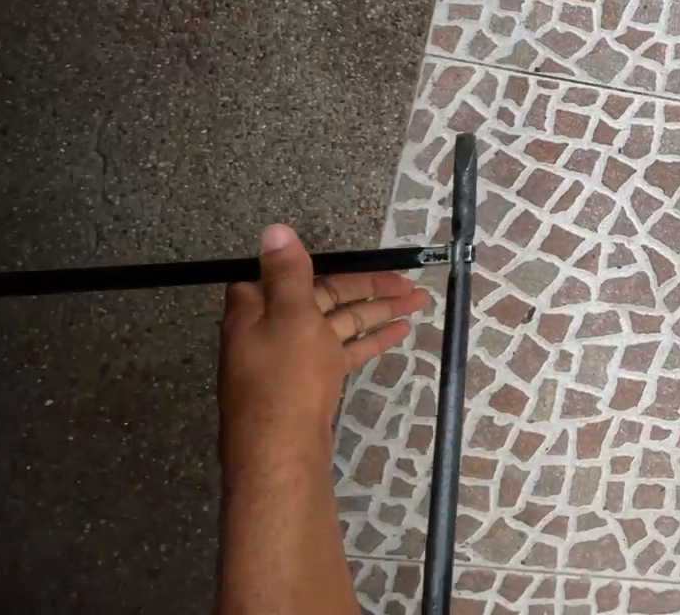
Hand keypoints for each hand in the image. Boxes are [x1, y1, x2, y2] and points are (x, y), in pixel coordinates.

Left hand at [218, 223, 428, 475]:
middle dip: (369, 286)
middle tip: (411, 282)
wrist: (281, 450)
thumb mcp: (291, 317)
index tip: (368, 259)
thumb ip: (289, 273)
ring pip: (341, 321)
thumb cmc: (285, 379)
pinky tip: (402, 331)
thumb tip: (275, 230)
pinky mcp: (312, 377)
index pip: (291, 274)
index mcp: (257, 311)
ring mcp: (293, 356)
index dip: (330, 264)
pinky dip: (372, 337)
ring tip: (421, 301)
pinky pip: (346, 347)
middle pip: (325, 296)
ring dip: (380, 310)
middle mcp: (271, 329)